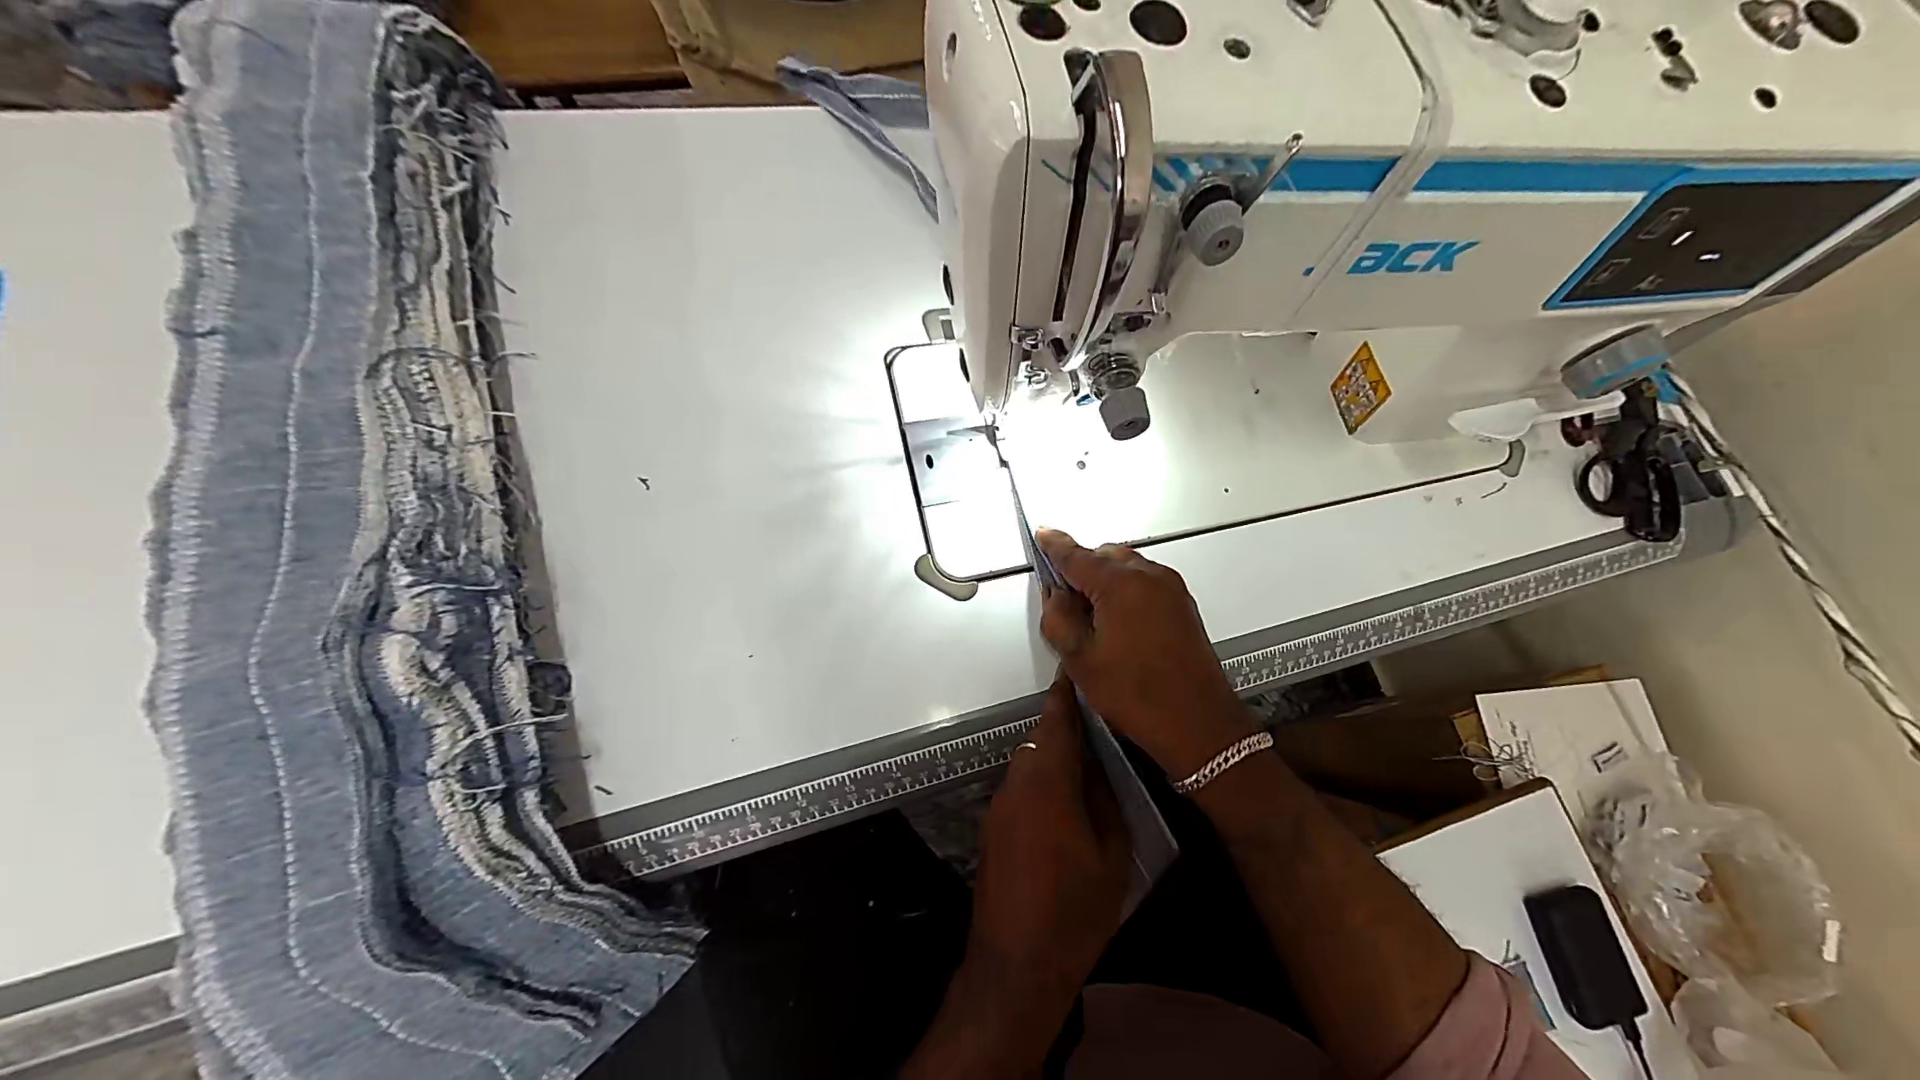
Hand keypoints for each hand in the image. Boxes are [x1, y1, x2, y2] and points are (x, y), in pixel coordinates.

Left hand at [969, 672, 1130, 1003]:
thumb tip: (1098, 767)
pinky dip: (1042, 786)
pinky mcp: (992, 827)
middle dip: (1069, 732)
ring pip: (1032, 766)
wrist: (1016, 962)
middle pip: (1044, 742)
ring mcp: (1000, 805)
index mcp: (1049, 782)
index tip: (1076, 669)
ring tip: (1090, 777)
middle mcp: (1018, 782)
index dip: (1067, 693)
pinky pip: (1021, 790)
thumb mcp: (1111, 855)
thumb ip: (1105, 801)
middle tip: (1103, 734)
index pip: (1057, 721)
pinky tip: (1064, 812)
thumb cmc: (1074, 909)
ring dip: (1056, 762)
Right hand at [1035, 528, 1259, 778]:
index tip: (1044, 535)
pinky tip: (1115, 623)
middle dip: (1079, 570)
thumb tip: (1056, 599)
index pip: (1076, 554)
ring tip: (1089, 619)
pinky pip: (1145, 582)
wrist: (1197, 724)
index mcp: (1121, 584)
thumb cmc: (1144, 696)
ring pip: (1126, 568)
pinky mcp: (1182, 605)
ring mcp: (1170, 590)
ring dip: (1103, 581)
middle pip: (1103, 556)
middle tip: (1061, 599)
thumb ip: (1058, 618)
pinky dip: (1125, 591)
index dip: (1054, 545)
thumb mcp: (1080, 659)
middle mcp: (1150, 578)